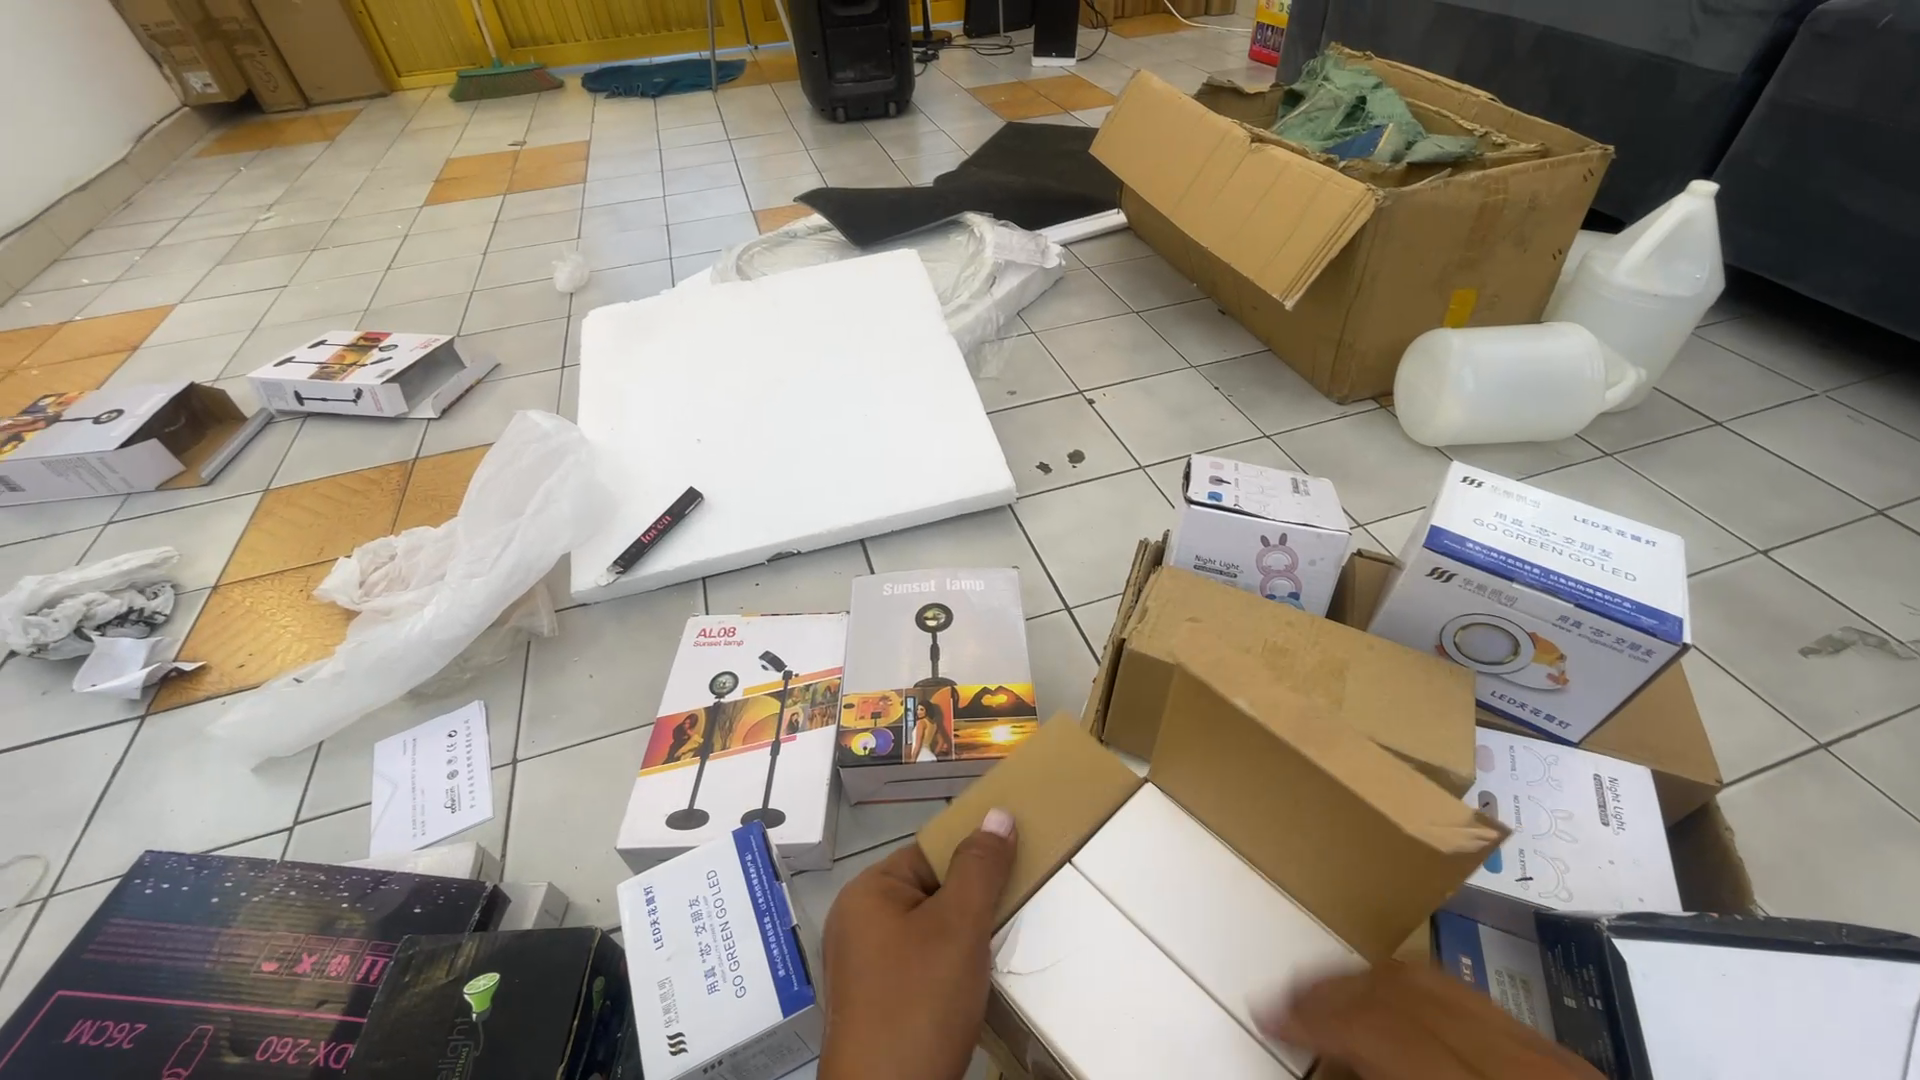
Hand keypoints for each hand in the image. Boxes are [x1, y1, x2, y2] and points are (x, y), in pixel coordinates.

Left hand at [818, 809, 1016, 1079]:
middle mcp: (857, 924)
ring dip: (963, 941)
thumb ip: (980, 868)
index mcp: (867, 893)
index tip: (1014, 872)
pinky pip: (919, 968)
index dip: (972, 859)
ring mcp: (863, 969)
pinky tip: (970, 990)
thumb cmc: (919, 1002)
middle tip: (1008, 918)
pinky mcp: (875, 1006)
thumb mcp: (959, 927)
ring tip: (992, 955)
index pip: (929, 853)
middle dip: (970, 905)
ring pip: (928, 933)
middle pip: (929, 892)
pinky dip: (948, 972)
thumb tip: (997, 813)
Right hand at [1260, 962, 1603, 1079]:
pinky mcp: (1554, 1052)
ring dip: (1360, 979)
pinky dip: (1405, 987)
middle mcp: (1523, 1064)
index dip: (1315, 1016)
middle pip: (1402, 988)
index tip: (1268, 1017)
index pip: (1383, 1029)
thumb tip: (1321, 1058)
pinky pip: (1461, 993)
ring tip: (1317, 995)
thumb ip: (1372, 1078)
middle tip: (1281, 1002)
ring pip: (1431, 979)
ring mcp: (1547, 1052)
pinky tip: (1376, 1000)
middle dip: (1328, 989)